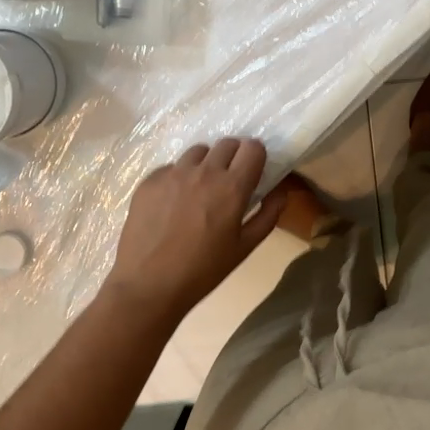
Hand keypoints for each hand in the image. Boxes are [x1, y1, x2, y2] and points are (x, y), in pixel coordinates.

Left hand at [103, 138, 286, 323]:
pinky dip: (179, 177)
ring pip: (198, 151)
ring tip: (200, 189)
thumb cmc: (203, 271)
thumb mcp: (245, 247)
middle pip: (227, 143)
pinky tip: (174, 203)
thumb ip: (268, 214)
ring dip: (206, 163)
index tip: (254, 171)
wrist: (148, 286)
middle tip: (230, 181)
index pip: (253, 147)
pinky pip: (171, 167)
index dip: (256, 156)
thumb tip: (280, 190)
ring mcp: (173, 173)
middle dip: (234, 156)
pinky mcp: (149, 181)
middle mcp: (204, 171)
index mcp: (231, 187)